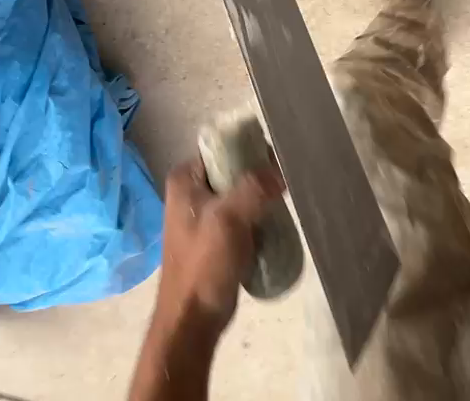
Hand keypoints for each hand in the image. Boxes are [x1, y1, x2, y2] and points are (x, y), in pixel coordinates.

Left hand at [152, 158, 284, 334]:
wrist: (192, 322)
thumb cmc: (204, 265)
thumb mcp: (228, 219)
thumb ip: (254, 188)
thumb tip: (279, 170)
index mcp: (185, 178)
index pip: (223, 147)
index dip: (251, 150)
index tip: (278, 161)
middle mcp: (191, 190)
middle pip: (235, 170)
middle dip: (260, 178)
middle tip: (284, 187)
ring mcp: (204, 215)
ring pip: (242, 194)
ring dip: (262, 200)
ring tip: (284, 206)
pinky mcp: (216, 237)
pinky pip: (244, 216)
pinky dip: (259, 219)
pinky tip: (275, 226)